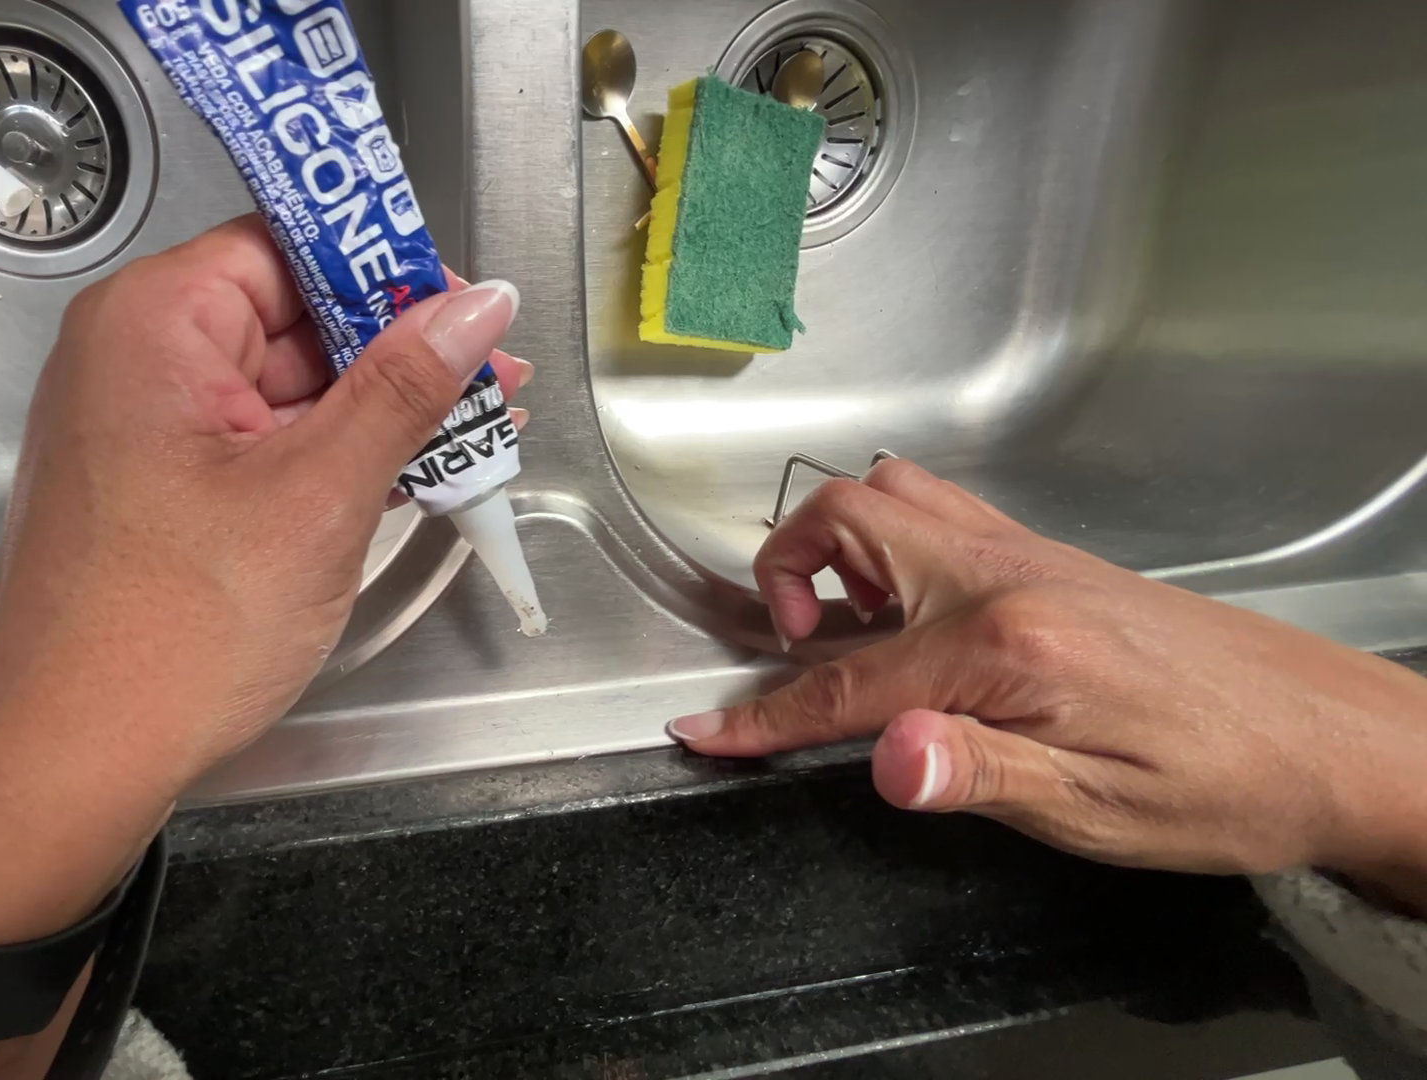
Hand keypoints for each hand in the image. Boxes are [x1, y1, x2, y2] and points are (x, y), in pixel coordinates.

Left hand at [0, 216, 526, 944]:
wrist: (80, 764)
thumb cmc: (186, 624)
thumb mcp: (319, 492)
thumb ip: (404, 387)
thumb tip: (482, 304)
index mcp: (155, 325)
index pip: (288, 249)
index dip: (387, 273)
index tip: (468, 308)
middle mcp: (143, 361)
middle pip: (296, 321)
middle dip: (400, 352)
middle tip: (494, 376)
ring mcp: (157, 432)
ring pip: (293, 392)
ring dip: (382, 411)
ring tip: (475, 425)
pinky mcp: (175, 491)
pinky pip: (273, 447)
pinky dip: (340, 456)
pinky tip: (412, 468)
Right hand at [666, 460, 1426, 910]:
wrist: (1344, 739)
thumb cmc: (1225, 783)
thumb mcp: (1096, 811)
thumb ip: (976, 774)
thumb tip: (888, 758)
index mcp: (1004, 644)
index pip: (846, 683)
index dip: (765, 717)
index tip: (706, 731)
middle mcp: (998, 574)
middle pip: (843, 520)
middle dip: (785, 571)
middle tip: (797, 637)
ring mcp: (1015, 550)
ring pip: (885, 493)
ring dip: (834, 544)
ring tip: (844, 611)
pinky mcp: (1032, 551)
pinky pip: (926, 508)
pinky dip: (881, 541)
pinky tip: (903, 603)